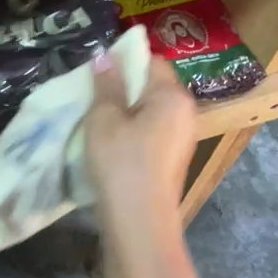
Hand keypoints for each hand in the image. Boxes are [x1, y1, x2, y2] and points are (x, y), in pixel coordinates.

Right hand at [86, 52, 199, 241]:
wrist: (139, 220)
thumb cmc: (121, 161)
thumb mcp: (104, 118)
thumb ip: (105, 84)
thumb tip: (104, 57)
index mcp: (172, 96)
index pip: (150, 60)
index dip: (123, 60)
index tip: (97, 72)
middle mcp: (186, 112)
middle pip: (152, 85)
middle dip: (123, 85)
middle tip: (92, 94)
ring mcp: (183, 138)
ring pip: (151, 110)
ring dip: (126, 109)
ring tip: (98, 118)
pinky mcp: (173, 158)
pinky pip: (152, 130)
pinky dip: (133, 129)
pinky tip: (111, 142)